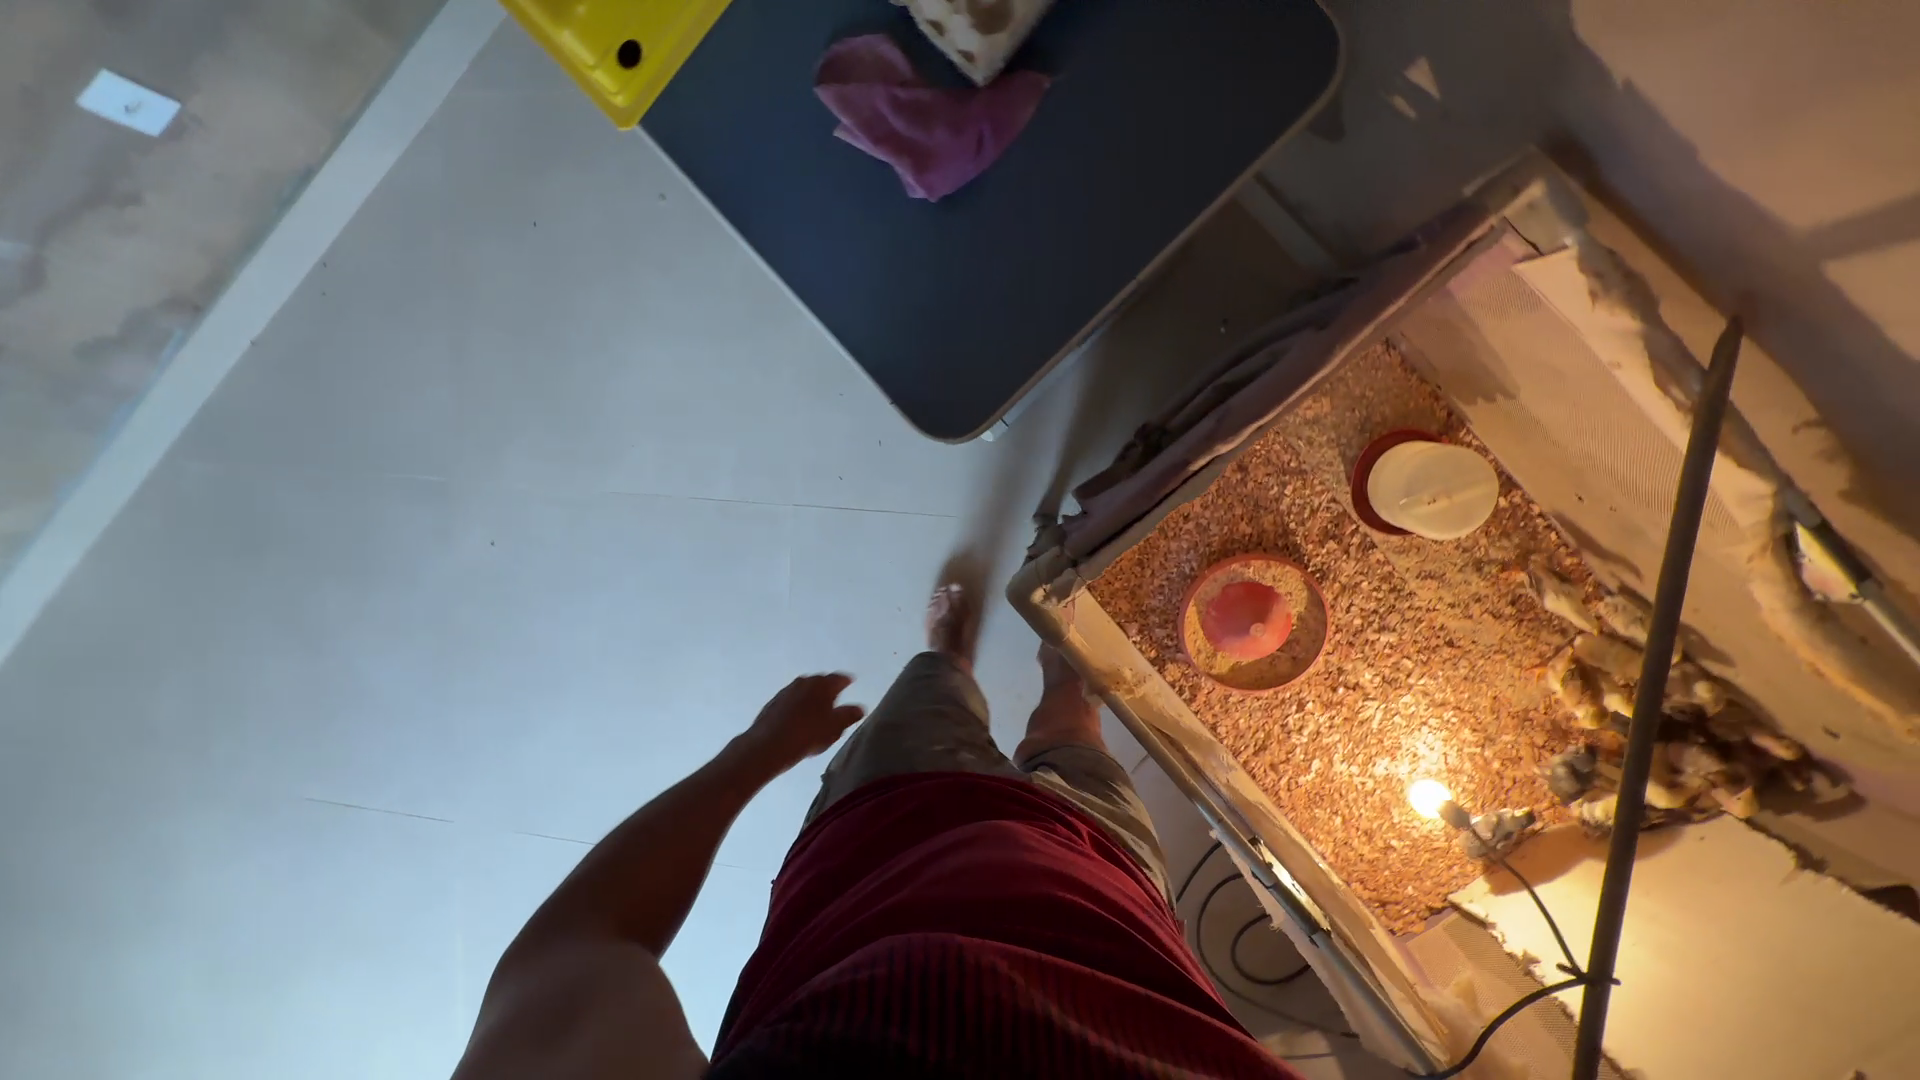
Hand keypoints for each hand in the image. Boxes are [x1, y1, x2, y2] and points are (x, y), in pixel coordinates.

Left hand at [739, 674, 864, 770]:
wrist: (769, 744)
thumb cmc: (809, 734)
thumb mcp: (835, 727)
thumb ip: (849, 715)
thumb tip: (860, 708)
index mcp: (823, 684)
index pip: (839, 678)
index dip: (846, 681)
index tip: (850, 683)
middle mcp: (805, 681)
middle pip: (821, 681)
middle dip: (828, 688)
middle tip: (835, 699)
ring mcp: (787, 690)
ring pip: (804, 689)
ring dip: (811, 696)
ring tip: (816, 710)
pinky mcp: (773, 702)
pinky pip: (791, 699)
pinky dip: (798, 704)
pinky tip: (798, 718)